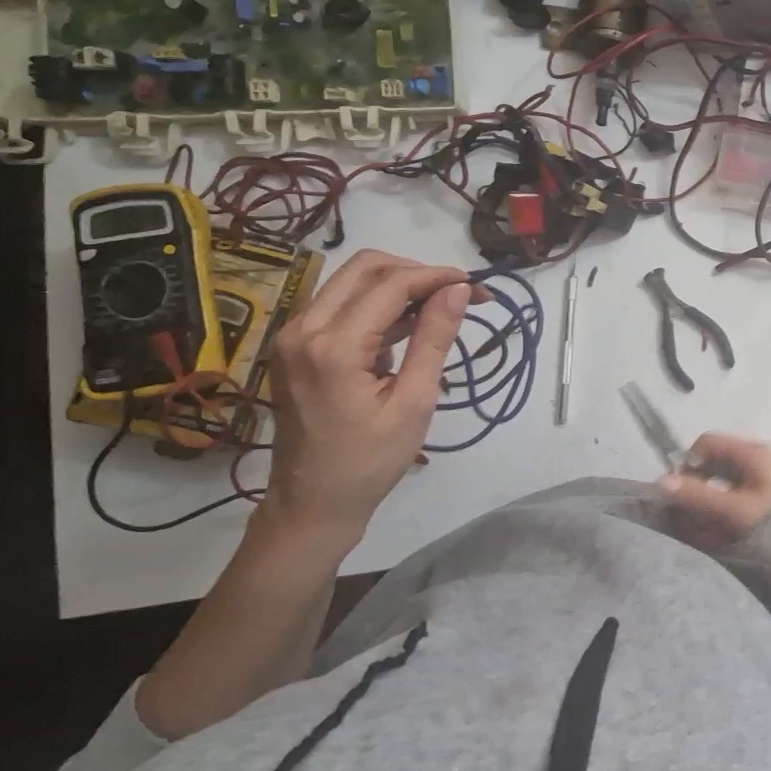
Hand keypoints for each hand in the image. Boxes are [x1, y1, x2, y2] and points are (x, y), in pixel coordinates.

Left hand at [264, 250, 474, 542]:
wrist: (312, 502)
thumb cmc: (370, 461)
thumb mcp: (414, 402)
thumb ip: (434, 339)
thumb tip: (460, 290)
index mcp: (333, 346)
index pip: (390, 285)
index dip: (437, 277)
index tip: (477, 286)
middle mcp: (303, 329)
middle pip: (364, 268)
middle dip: (417, 272)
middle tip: (460, 293)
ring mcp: (293, 335)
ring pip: (350, 282)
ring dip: (397, 285)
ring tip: (441, 309)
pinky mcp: (295, 346)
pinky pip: (339, 305)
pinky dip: (377, 305)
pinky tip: (408, 327)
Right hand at [659, 433, 770, 548]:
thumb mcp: (735, 509)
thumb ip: (699, 495)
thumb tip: (663, 483)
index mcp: (753, 452)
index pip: (707, 443)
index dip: (687, 463)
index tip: (677, 491)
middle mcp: (761, 460)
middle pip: (716, 467)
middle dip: (697, 493)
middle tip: (687, 520)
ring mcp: (769, 480)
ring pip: (726, 489)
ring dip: (709, 509)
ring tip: (704, 534)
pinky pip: (741, 504)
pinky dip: (726, 517)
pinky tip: (722, 539)